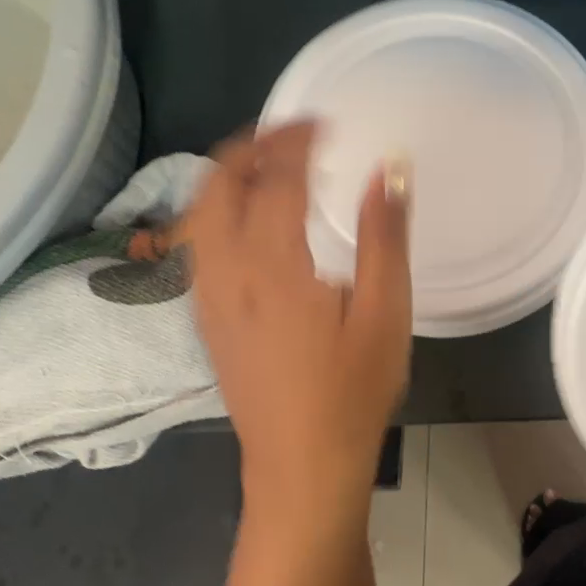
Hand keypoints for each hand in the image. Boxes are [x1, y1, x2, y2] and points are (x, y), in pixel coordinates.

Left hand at [185, 122, 412, 493]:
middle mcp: (224, 271)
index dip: (296, 139)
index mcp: (272, 265)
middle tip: (297, 137)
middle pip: (214, 184)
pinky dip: (219, 208)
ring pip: (196, 211)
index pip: (273, 177)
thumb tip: (390, 169)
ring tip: (275, 169)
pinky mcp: (206, 316)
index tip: (325, 122)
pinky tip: (256, 223)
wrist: (302, 463)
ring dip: (229, 175)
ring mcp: (206, 296)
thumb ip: (385, 236)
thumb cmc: (353, 389)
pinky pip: (196, 241)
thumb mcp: (387, 313)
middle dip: (250, 146)